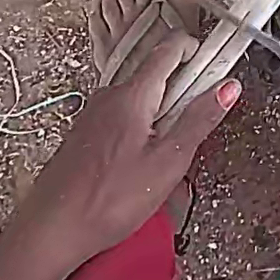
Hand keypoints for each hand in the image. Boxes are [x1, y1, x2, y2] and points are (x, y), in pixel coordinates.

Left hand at [0, 34, 239, 279]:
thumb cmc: (108, 201)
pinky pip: (124, 116)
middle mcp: (110, 96)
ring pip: (140, 98)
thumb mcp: (168, 162)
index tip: (215, 66)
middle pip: (156, 74)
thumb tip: (228, 87)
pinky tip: (143, 163)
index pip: (169, 48)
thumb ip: (199, 120)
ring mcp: (95, 114)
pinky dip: (143, 127)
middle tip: (197, 124)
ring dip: (163, 113)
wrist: (50, 231)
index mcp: (132, 95)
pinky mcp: (87, 134)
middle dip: (183, 91)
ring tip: (171, 153)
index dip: (196, 50)